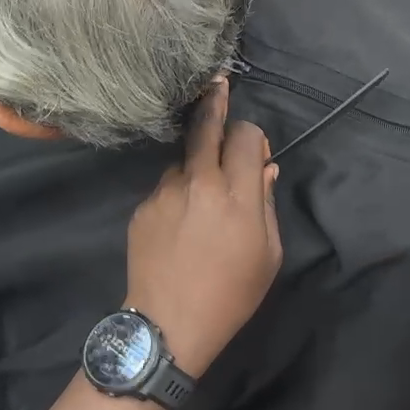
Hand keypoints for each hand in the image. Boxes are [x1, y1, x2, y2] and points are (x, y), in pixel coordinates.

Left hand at [125, 80, 282, 375]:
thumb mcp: (268, 255)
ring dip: (197, 169)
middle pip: (206, 126)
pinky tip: (180, 227)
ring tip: (201, 206)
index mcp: (236, 195)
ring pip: (184, 162)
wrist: (169, 325)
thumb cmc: (230, 295)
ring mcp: (164, 193)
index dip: (253, 137)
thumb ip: (265, 203)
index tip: (254, 152)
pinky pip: (165, 188)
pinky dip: (177, 195)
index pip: (246, 136)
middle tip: (218, 85)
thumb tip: (263, 169)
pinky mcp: (142, 208)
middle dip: (215, 103)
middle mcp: (198, 183)